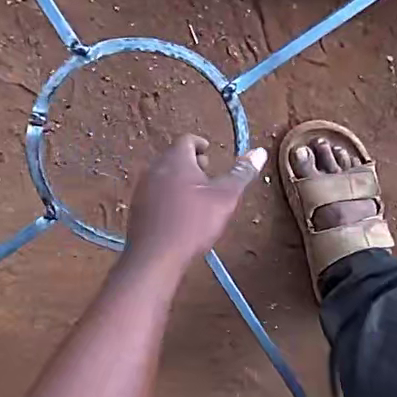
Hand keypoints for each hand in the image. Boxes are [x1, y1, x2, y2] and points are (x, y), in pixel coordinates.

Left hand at [124, 136, 265, 271]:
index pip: (187, 140)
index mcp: (176, 160)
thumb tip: (260, 151)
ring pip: (164, 174)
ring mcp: (143, 189)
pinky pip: (156, 192)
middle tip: (208, 174)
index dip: (201, 144)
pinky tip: (180, 214)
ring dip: (180, 179)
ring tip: (197, 196)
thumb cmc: (194, 223)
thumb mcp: (225, 197)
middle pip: (174, 156)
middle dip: (192, 162)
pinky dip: (169, 195)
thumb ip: (242, 173)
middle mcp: (155, 169)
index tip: (210, 153)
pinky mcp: (137, 208)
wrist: (155, 256)